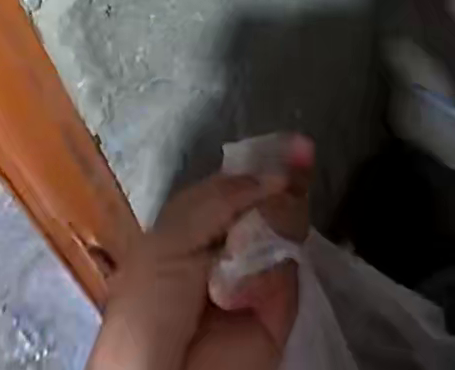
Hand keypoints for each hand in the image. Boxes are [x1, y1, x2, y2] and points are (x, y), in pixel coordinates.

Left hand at [89, 167, 293, 369]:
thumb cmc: (150, 305)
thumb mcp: (173, 237)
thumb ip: (223, 197)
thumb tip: (277, 172)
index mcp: (199, 221)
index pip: (240, 183)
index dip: (264, 163)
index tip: (295, 145)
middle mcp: (231, 241)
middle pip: (271, 200)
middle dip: (286, 179)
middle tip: (304, 155)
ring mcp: (257, 272)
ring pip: (285, 228)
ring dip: (274, 223)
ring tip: (247, 246)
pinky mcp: (279, 310)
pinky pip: (288, 272)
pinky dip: (270, 275)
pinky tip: (243, 290)